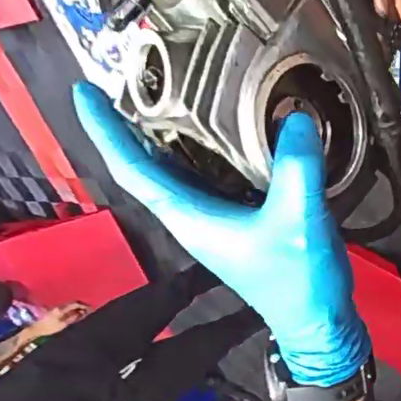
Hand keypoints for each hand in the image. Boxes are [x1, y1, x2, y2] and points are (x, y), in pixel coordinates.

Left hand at [30, 302, 89, 336]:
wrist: (34, 330)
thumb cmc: (48, 328)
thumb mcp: (62, 324)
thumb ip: (73, 318)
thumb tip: (82, 313)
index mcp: (61, 309)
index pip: (75, 304)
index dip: (84, 305)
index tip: (91, 308)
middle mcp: (58, 306)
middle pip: (72, 304)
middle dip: (81, 306)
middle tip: (88, 311)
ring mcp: (55, 308)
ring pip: (69, 306)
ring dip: (76, 308)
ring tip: (82, 313)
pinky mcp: (53, 311)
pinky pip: (65, 309)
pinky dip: (71, 310)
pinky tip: (74, 315)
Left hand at [72, 83, 369, 386]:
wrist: (317, 321)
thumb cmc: (298, 283)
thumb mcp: (299, 221)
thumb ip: (296, 168)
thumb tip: (295, 119)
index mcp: (190, 218)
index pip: (131, 169)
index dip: (104, 129)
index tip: (83, 91)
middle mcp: (194, 218)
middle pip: (148, 165)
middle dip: (130, 123)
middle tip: (127, 79)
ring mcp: (216, 221)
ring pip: (179, 170)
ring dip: (168, 134)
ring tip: (170, 94)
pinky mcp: (241, 221)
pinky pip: (211, 176)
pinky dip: (208, 149)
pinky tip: (228, 132)